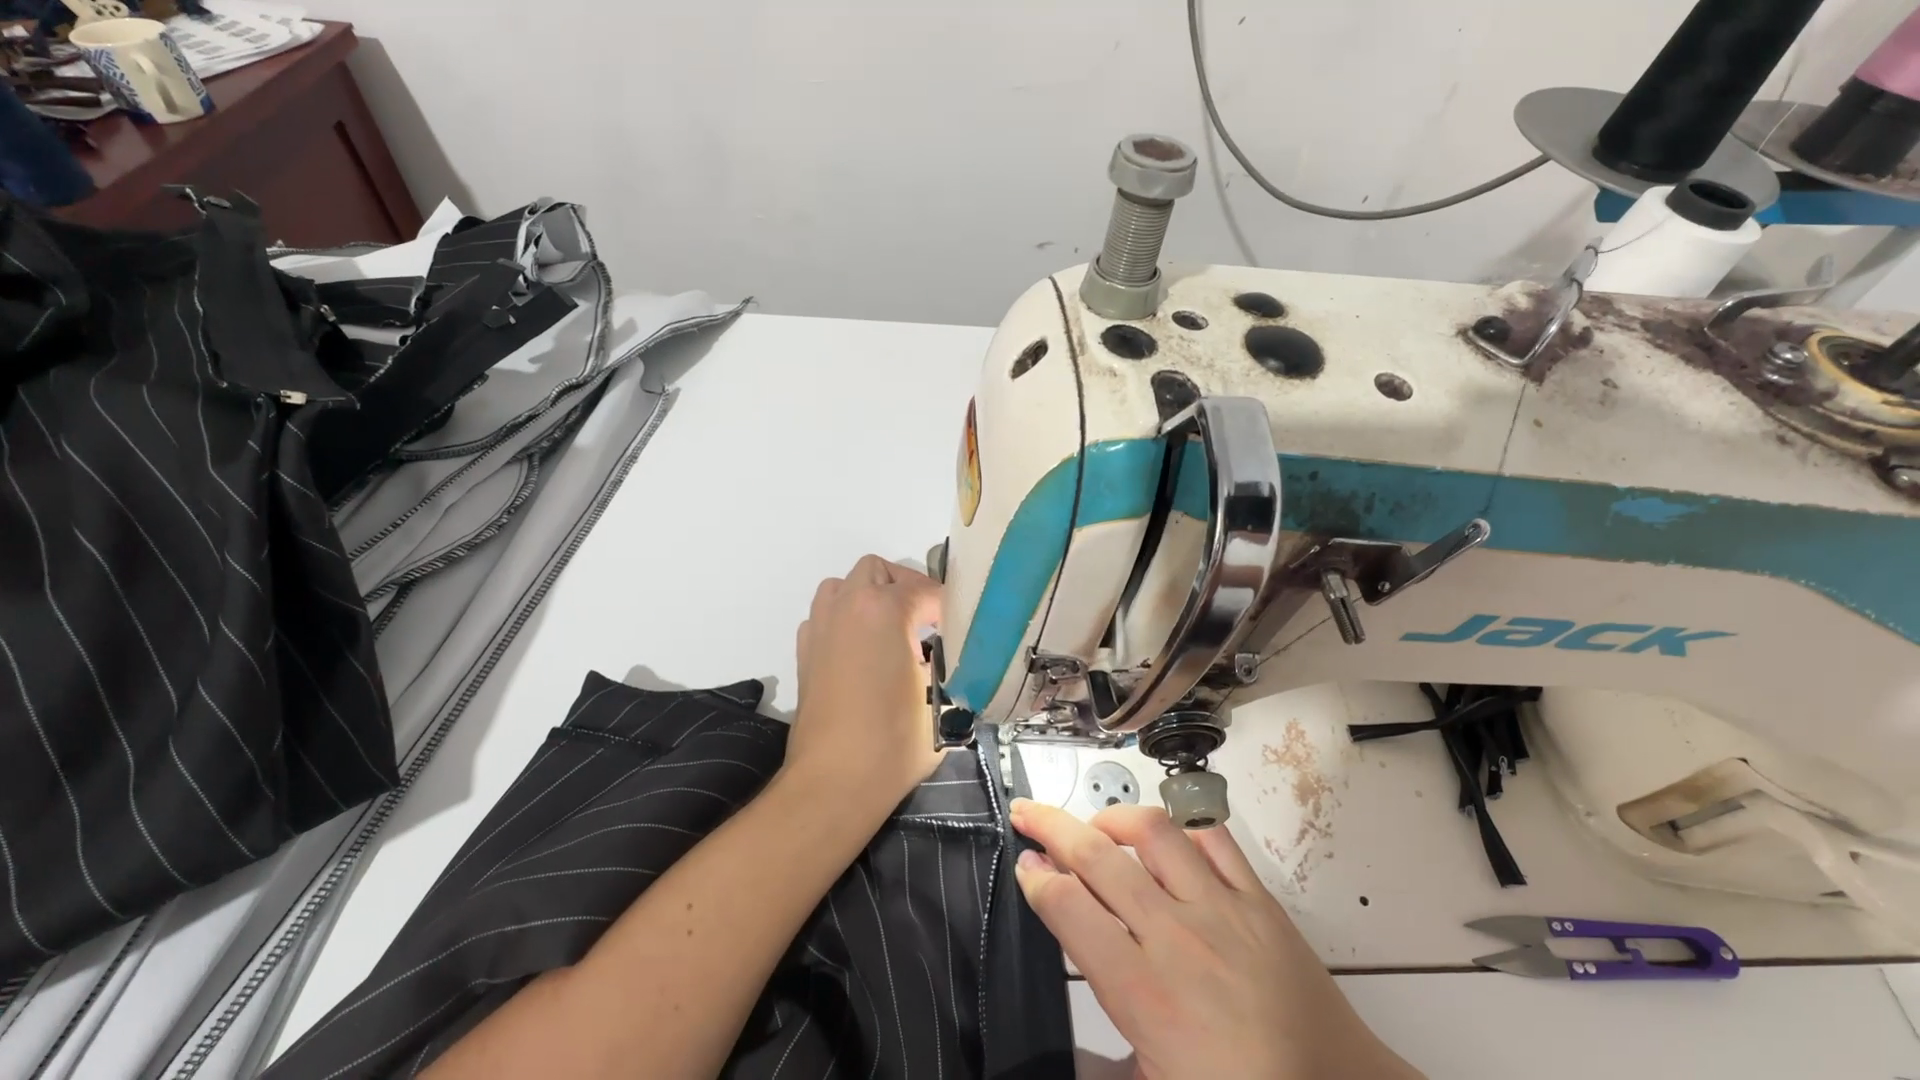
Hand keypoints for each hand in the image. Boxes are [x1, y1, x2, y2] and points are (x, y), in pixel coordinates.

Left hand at [784, 555, 945, 818]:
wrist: (836, 781)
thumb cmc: (895, 741)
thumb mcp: (942, 699)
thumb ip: (950, 666)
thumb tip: (952, 661)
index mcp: (884, 609)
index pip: (927, 591)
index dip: (950, 609)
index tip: (962, 631)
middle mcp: (847, 607)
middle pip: (880, 572)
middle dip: (908, 589)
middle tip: (930, 623)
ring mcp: (820, 628)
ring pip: (845, 587)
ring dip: (871, 598)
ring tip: (895, 630)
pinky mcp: (804, 653)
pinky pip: (826, 616)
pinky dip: (846, 621)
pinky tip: (864, 652)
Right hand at [1010, 800, 1422, 1079]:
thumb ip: (1098, 1058)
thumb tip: (1062, 1046)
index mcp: (1141, 989)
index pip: (1067, 906)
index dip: (1035, 879)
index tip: (1024, 867)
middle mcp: (1175, 935)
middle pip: (1096, 856)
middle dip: (1050, 826)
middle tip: (1027, 813)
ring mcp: (1221, 909)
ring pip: (1153, 832)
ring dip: (1112, 817)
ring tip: (1093, 826)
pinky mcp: (1259, 900)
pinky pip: (1214, 839)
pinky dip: (1181, 826)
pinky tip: (1163, 838)